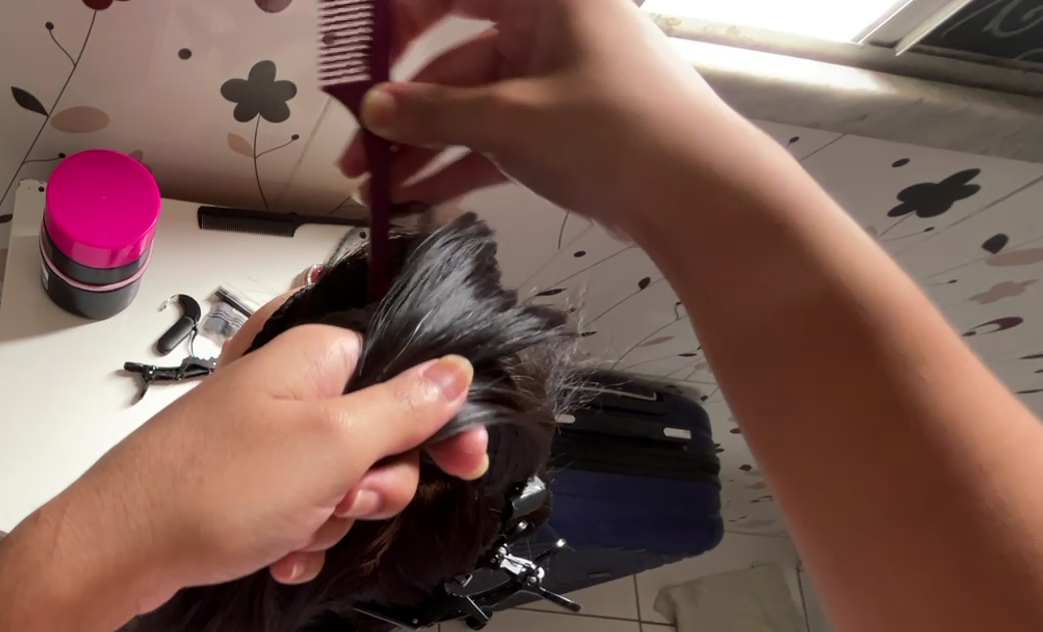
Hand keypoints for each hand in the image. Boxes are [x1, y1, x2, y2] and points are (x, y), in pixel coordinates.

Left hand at [38, 308, 483, 621]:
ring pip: (339, 488)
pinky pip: (299, 516)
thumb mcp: (330, 444)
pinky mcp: (243, 491)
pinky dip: (295, 542)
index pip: (406, 370)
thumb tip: (453, 370)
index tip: (462, 463)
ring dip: (327, 522)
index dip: (439, 419)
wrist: (123, 549)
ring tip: (286, 530)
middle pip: (377, 438)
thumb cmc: (221, 489)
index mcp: (312, 358)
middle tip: (340, 500)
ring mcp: (262, 447)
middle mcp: (287, 395)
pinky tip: (274, 557)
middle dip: (371, 486)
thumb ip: (401, 407)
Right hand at [338, 0, 757, 239]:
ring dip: (415, 150)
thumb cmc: (610, 130)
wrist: (687, 192)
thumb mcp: (509, 119)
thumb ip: (434, 114)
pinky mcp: (547, 131)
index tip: (357, 64)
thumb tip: (371, 108)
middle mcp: (544, 33)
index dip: (400, 21)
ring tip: (370, 191)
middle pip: (450, 63)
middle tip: (355, 150)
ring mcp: (545, 85)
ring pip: (462, 110)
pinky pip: (482, 143)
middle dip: (398, 110)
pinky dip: (447, 169)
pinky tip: (409, 199)